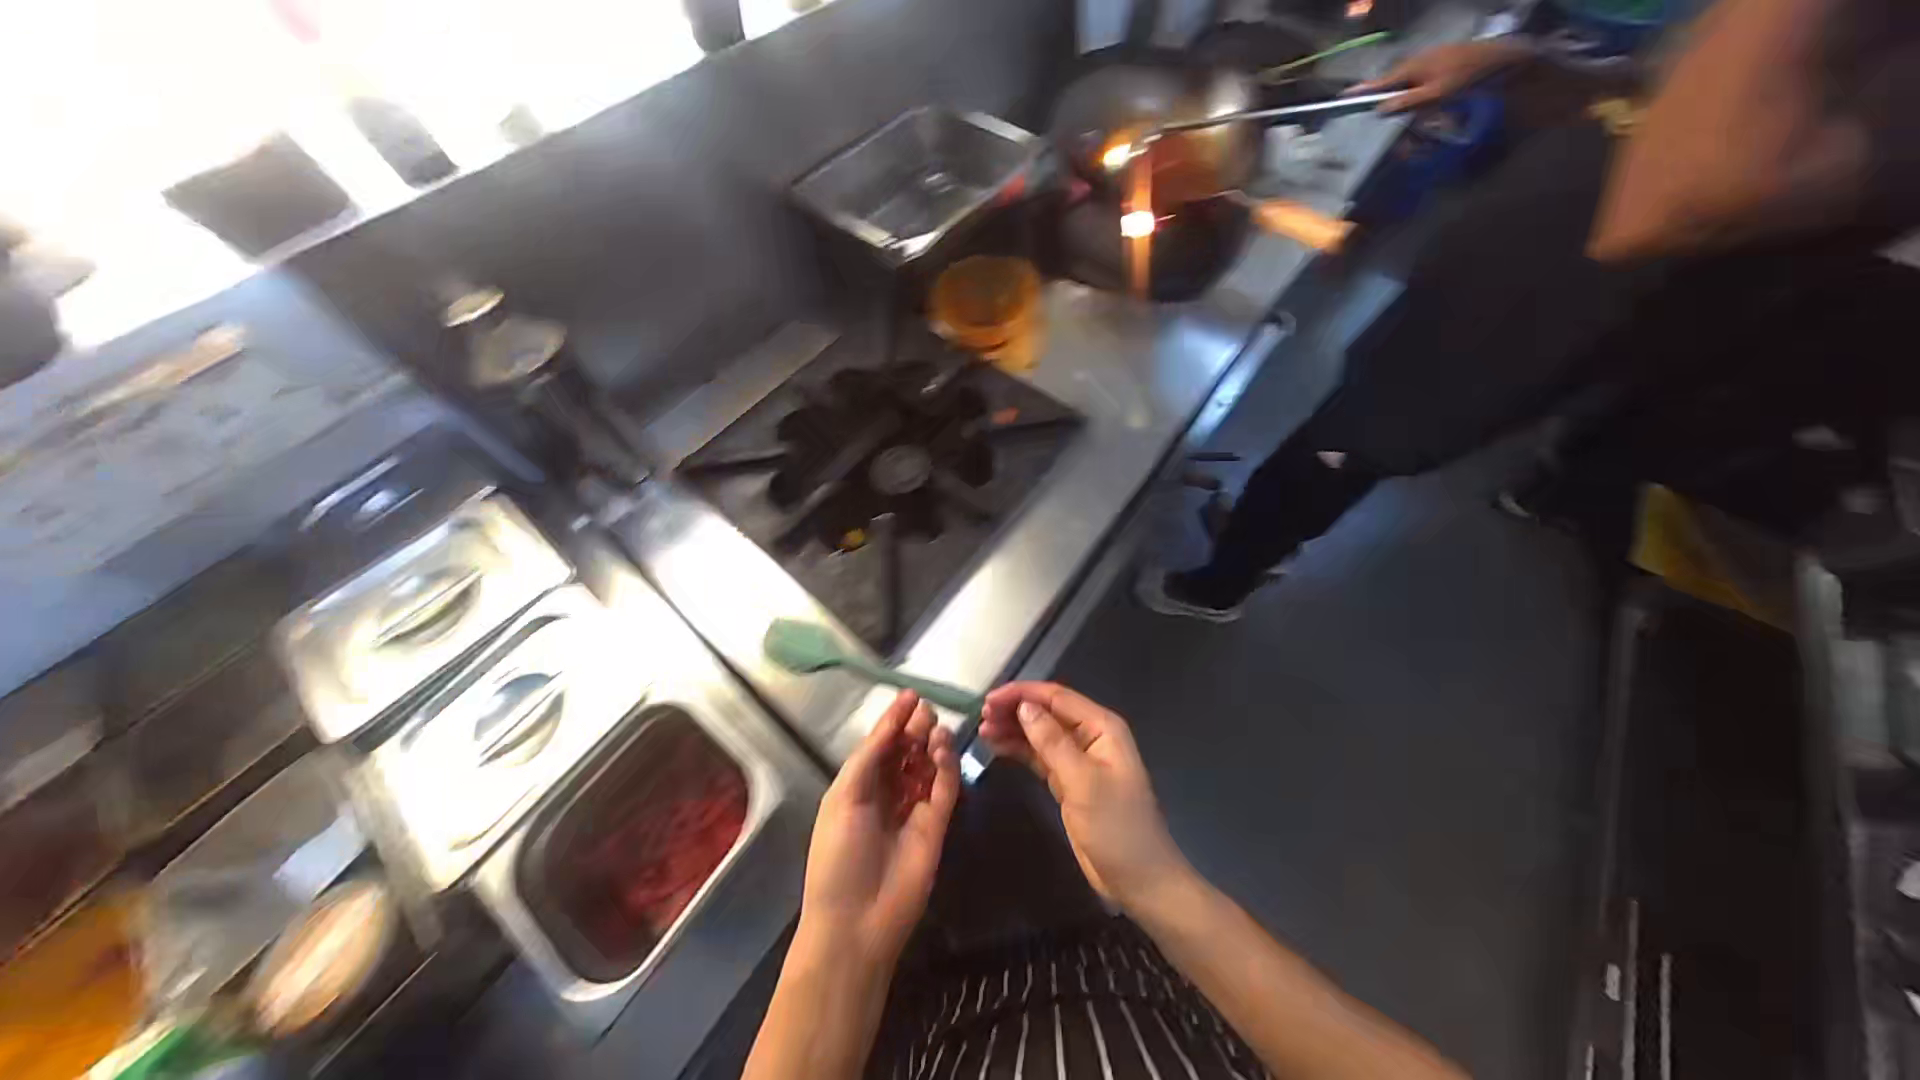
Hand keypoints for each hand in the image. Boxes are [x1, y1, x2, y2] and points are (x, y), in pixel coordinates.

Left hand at [798, 690, 959, 966]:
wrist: (857, 922)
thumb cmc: (838, 856)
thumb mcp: (843, 798)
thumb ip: (869, 757)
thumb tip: (893, 722)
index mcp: (858, 788)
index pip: (881, 746)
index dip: (894, 721)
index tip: (911, 696)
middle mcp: (886, 795)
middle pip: (906, 753)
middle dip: (915, 730)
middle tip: (927, 711)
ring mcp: (913, 811)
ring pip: (927, 768)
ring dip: (931, 746)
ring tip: (935, 727)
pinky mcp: (936, 826)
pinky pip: (943, 790)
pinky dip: (945, 768)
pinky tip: (942, 750)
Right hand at [978, 682, 1191, 912]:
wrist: (1139, 880)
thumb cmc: (1116, 827)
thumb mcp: (1083, 781)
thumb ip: (1053, 742)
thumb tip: (1024, 707)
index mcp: (1102, 727)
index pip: (1057, 697)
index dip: (1021, 693)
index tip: (989, 699)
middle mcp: (1090, 736)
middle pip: (1046, 712)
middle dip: (1014, 710)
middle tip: (981, 716)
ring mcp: (1078, 759)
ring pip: (1040, 733)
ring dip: (1013, 729)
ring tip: (983, 730)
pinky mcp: (1068, 781)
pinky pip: (1039, 756)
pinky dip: (1018, 750)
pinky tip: (997, 747)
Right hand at [1351, 40, 1532, 112]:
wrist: (1500, 60)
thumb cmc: (1466, 77)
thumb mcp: (1435, 94)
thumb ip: (1406, 102)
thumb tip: (1380, 108)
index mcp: (1412, 67)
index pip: (1380, 82)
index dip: (1362, 90)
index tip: (1343, 96)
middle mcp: (1418, 61)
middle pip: (1393, 83)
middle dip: (1386, 100)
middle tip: (1378, 115)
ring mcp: (1430, 61)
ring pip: (1408, 84)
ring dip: (1405, 100)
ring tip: (1406, 116)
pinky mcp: (1440, 65)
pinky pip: (1420, 82)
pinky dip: (1417, 95)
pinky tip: (1423, 105)